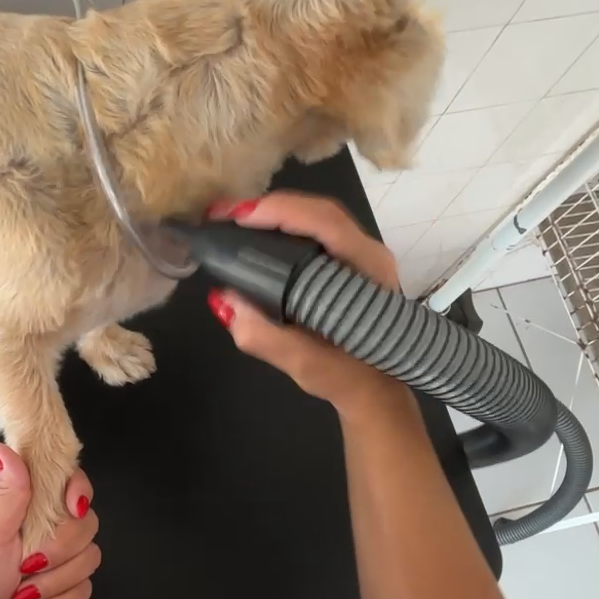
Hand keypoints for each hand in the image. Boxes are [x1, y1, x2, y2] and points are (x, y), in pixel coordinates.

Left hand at [0, 440, 99, 598]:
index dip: (79, 491)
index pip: (70, 483)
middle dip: (59, 551)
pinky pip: (85, 590)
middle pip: (88, 524)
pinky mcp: (66, 593)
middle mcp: (49, 531)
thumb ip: (8, 494)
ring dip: (54, 583)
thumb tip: (1, 446)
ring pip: (90, 560)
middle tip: (26, 566)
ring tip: (22, 593)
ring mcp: (60, 563)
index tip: (72, 507)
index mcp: (29, 509)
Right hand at [206, 193, 410, 413]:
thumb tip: (224, 301)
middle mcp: (368, 253)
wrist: (378, 391)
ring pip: (313, 220)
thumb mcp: (307, 365)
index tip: (237, 217)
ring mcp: (359, 257)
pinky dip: (280, 230)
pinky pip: (312, 234)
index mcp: (368, 270)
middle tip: (220, 214)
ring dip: (271, 217)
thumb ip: (267, 338)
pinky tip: (252, 237)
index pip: (325, 223)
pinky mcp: (346, 265)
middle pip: (316, 212)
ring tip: (229, 221)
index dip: (280, 212)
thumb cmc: (349, 377)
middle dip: (267, 208)